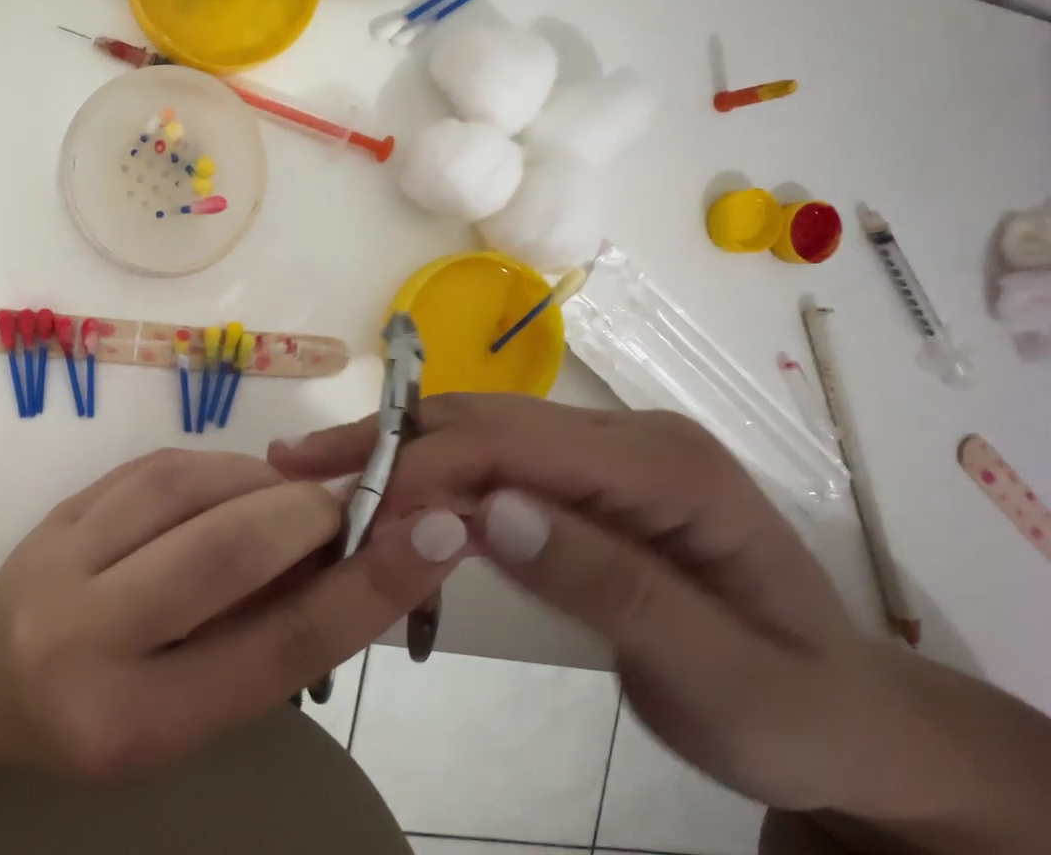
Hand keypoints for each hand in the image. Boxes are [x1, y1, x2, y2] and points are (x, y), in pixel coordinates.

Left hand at [0, 448, 466, 778]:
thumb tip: (357, 561)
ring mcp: (61, 562)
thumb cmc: (103, 715)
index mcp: (139, 719)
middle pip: (225, 553)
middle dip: (311, 517)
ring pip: (186, 490)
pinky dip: (220, 469)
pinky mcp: (57, 512)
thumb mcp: (190, 713)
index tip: (431, 535)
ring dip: (265, 482)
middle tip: (358, 507)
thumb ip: (268, 643)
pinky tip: (243, 486)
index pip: (273, 647)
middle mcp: (89, 638)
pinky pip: (155, 468)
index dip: (364, 588)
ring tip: (295, 500)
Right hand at [269, 394, 886, 812]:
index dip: (422, 469)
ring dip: (391, 452)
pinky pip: (488, 462)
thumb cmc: (788, 709)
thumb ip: (611, 586)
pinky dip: (422, 476)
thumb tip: (494, 511)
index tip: (350, 516)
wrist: (844, 718)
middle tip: (294, 472)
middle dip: (384, 443)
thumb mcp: (717, 675)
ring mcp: (605, 454)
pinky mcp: (582, 479)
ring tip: (313, 475)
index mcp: (669, 471)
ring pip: (474, 432)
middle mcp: (630, 439)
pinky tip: (378, 495)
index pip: (515, 444)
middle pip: (482, 421)